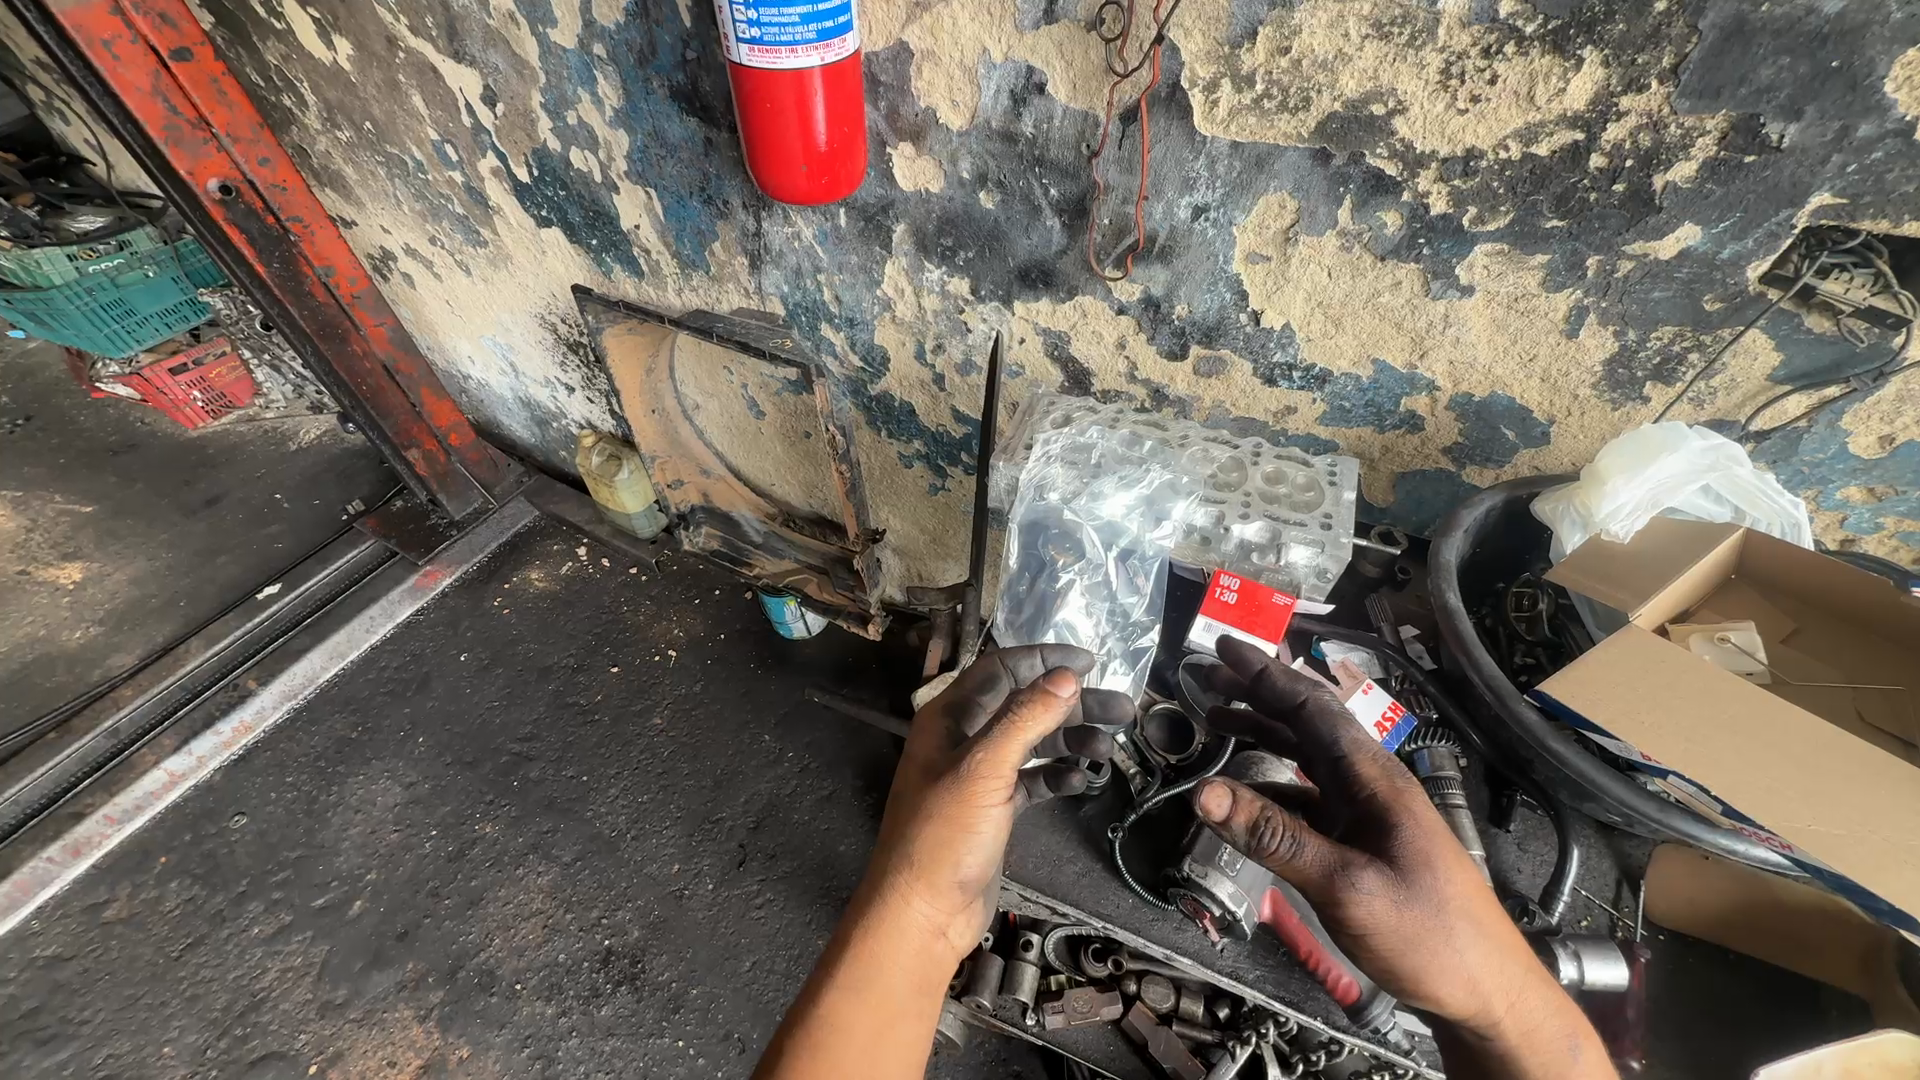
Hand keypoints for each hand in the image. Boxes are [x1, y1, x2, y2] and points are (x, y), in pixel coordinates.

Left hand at [859, 644, 1129, 964]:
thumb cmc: (946, 835)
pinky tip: (1083, 781)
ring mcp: (979, 774)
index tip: (1090, 662)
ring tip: (1110, 748)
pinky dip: (1057, 774)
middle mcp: (964, 738)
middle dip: (1071, 704)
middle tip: (1123, 709)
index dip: (1044, 660)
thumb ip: (1025, 718)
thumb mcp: (985, 769)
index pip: (1002, 669)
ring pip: (1032, 742)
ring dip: (1070, 740)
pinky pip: (1031, 778)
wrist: (922, 914)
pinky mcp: (993, 807)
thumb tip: (1066, 676)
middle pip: (1024, 705)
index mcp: (950, 716)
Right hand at [1190, 638, 1564, 1036]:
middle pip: (1307, 721)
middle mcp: (1368, 782)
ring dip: (1263, 732)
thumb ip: (1272, 836)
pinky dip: (1270, 783)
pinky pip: (1307, 795)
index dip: (1265, 673)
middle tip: (1209, 676)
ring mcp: (1367, 811)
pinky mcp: (1362, 840)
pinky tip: (1244, 796)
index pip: (1311, 706)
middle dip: (1258, 693)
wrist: (1492, 997)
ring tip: (1217, 719)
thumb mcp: (1344, 885)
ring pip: (1306, 755)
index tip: (1223, 646)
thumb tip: (1201, 792)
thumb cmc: (1427, 934)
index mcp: (1372, 776)